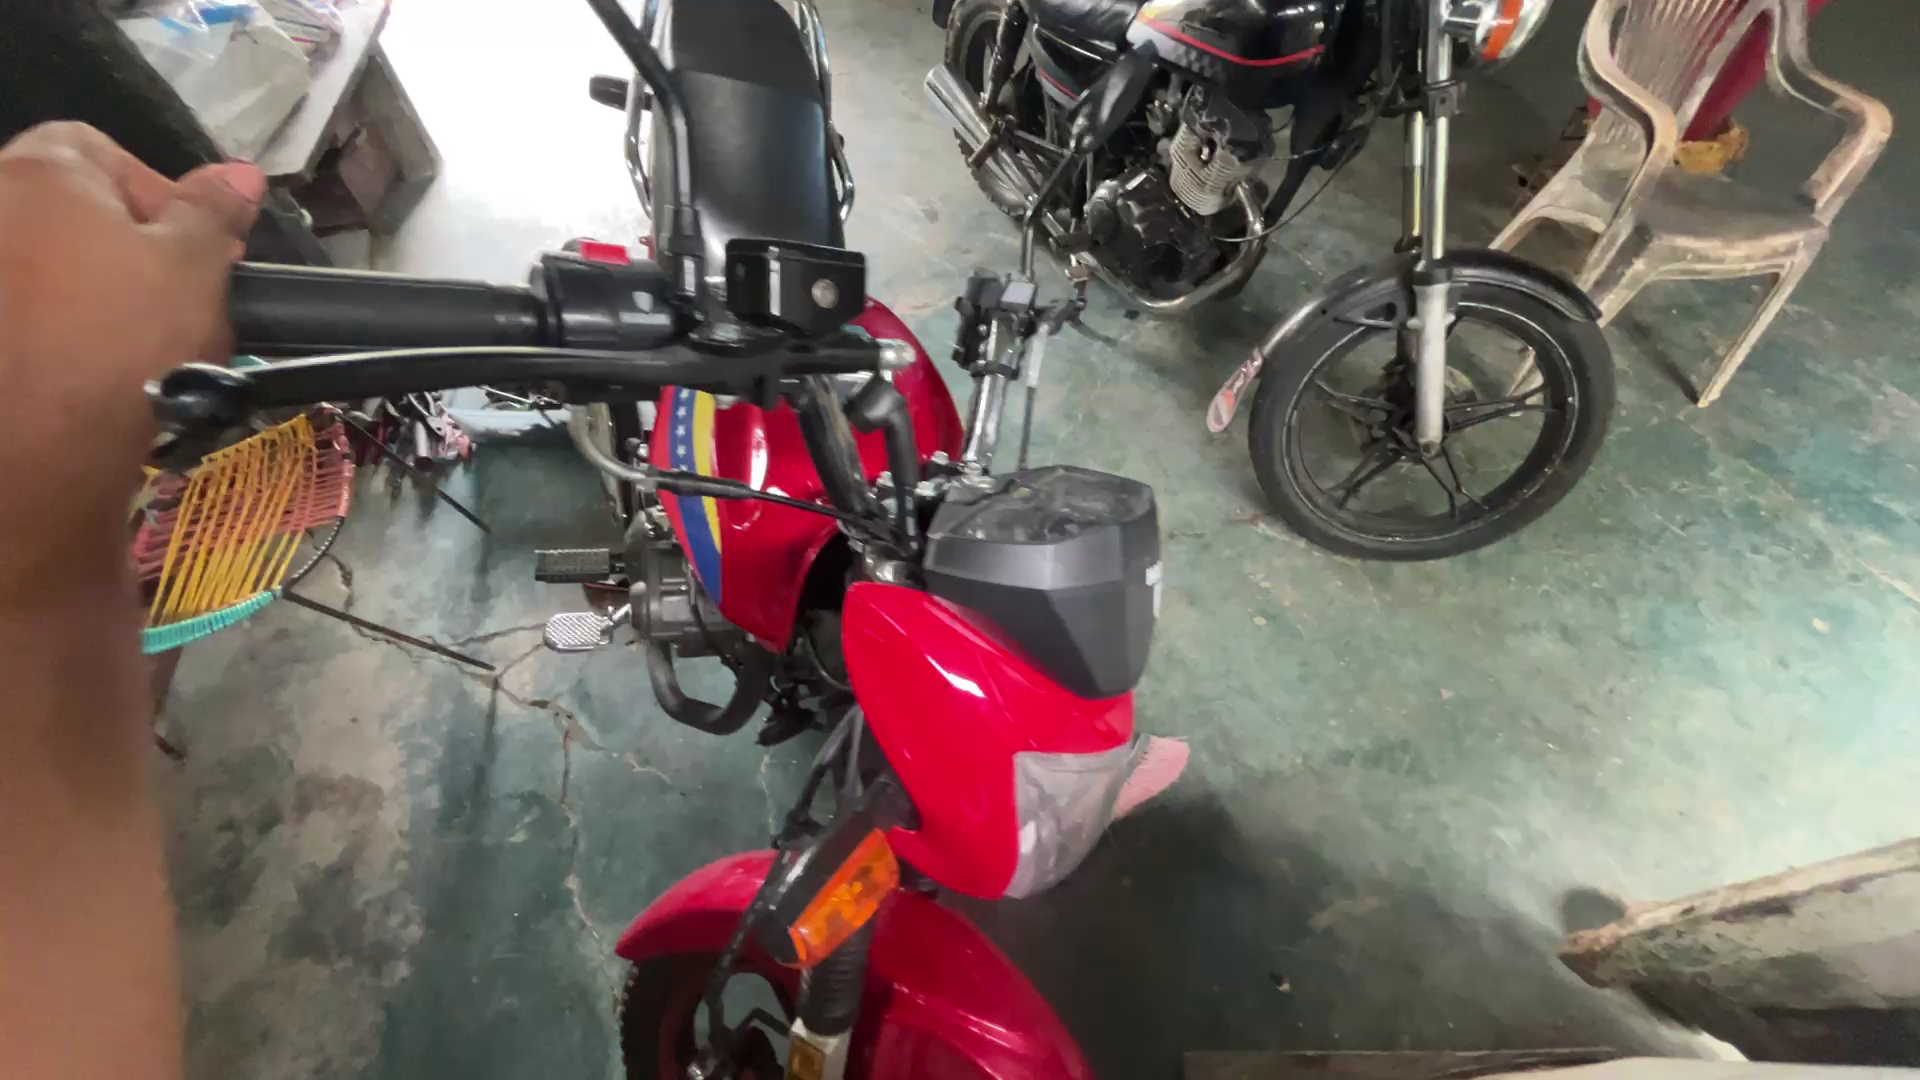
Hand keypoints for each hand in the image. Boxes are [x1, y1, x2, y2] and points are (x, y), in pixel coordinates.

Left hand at [0, 122, 263, 606]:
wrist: (50, 421)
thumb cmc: (133, 327)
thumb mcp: (198, 264)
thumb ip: (215, 211)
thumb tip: (243, 171)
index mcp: (43, 173)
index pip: (99, 147)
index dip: (162, 190)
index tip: (206, 245)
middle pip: (74, 200)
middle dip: (136, 236)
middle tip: (187, 288)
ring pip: (55, 249)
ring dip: (105, 276)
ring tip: (150, 326)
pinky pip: (34, 292)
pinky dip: (72, 310)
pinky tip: (104, 347)